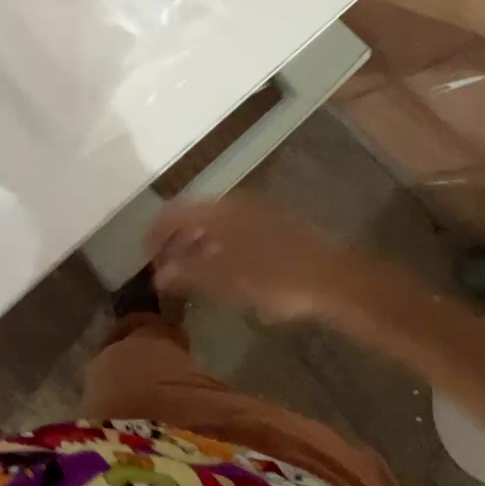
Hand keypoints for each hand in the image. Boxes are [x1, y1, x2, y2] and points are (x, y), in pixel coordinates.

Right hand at [148, 196, 356, 320]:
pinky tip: (228, 273)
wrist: (338, 281)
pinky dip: (221, 246)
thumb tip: (158, 274)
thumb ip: (187, 274)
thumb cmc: (276, 280)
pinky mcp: (276, 225)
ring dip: (199, 245)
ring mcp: (257, 212)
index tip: (146, 257)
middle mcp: (233, 203)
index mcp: (216, 211)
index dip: (154, 234)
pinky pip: (236, 230)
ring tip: (194, 275)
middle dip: (176, 241)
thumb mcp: (225, 282)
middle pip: (192, 216)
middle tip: (167, 269)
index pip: (171, 213)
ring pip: (215, 224)